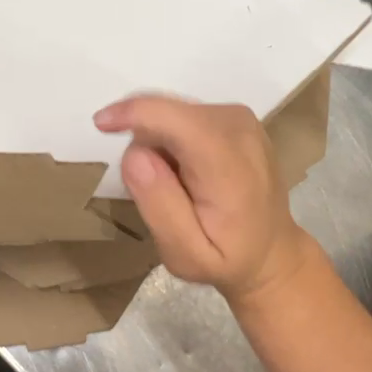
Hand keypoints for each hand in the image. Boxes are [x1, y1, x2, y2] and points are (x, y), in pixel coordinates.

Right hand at [94, 96, 318, 301]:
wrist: (271, 252)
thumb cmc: (227, 258)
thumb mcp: (186, 254)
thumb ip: (160, 206)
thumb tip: (135, 155)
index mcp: (228, 166)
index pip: (175, 119)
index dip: (133, 113)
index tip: (100, 124)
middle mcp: (237, 129)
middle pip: (167, 115)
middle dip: (146, 145)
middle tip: (159, 194)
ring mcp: (240, 119)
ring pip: (173, 113)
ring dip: (160, 146)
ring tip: (178, 189)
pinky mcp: (236, 117)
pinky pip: (186, 116)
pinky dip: (174, 141)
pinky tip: (189, 174)